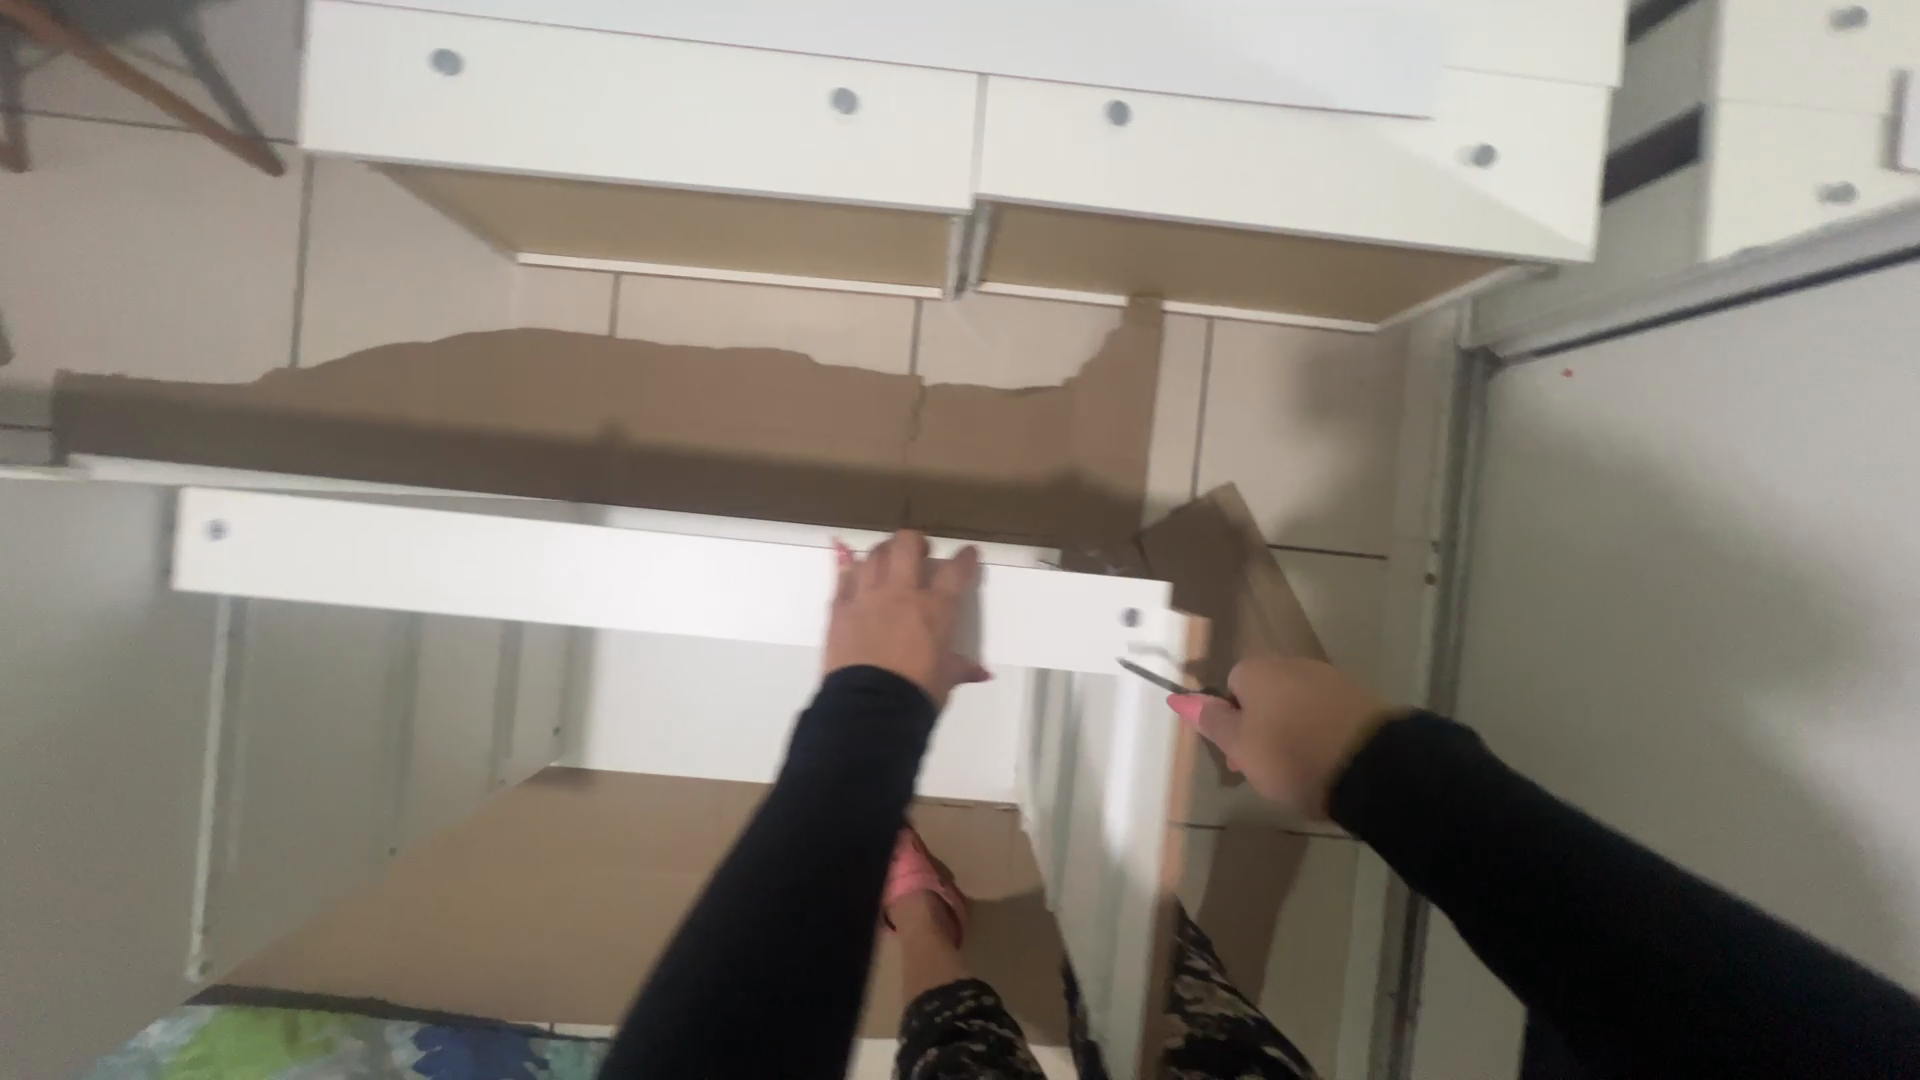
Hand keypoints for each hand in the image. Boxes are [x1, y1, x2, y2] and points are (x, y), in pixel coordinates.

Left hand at [824, 530, 988, 707]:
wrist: (870, 708)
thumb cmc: (917, 693)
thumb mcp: (946, 679)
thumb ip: (962, 668)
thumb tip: (982, 673)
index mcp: (934, 609)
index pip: (954, 571)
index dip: (964, 558)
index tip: (968, 553)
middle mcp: (901, 593)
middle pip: (906, 546)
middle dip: (915, 542)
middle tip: (919, 553)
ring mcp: (866, 598)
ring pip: (873, 556)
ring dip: (883, 552)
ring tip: (887, 560)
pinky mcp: (839, 610)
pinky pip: (842, 579)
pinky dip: (848, 571)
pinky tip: (851, 571)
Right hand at [1169, 655, 1397, 819]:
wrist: (1375, 766)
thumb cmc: (1292, 755)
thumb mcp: (1241, 747)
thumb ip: (1211, 722)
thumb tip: (1178, 698)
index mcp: (1256, 670)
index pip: (1230, 687)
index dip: (1232, 722)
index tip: (1240, 757)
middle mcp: (1291, 664)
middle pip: (1265, 694)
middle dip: (1263, 727)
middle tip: (1267, 769)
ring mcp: (1331, 679)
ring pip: (1297, 704)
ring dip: (1293, 730)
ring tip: (1301, 770)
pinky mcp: (1363, 699)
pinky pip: (1328, 715)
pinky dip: (1323, 733)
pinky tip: (1329, 761)